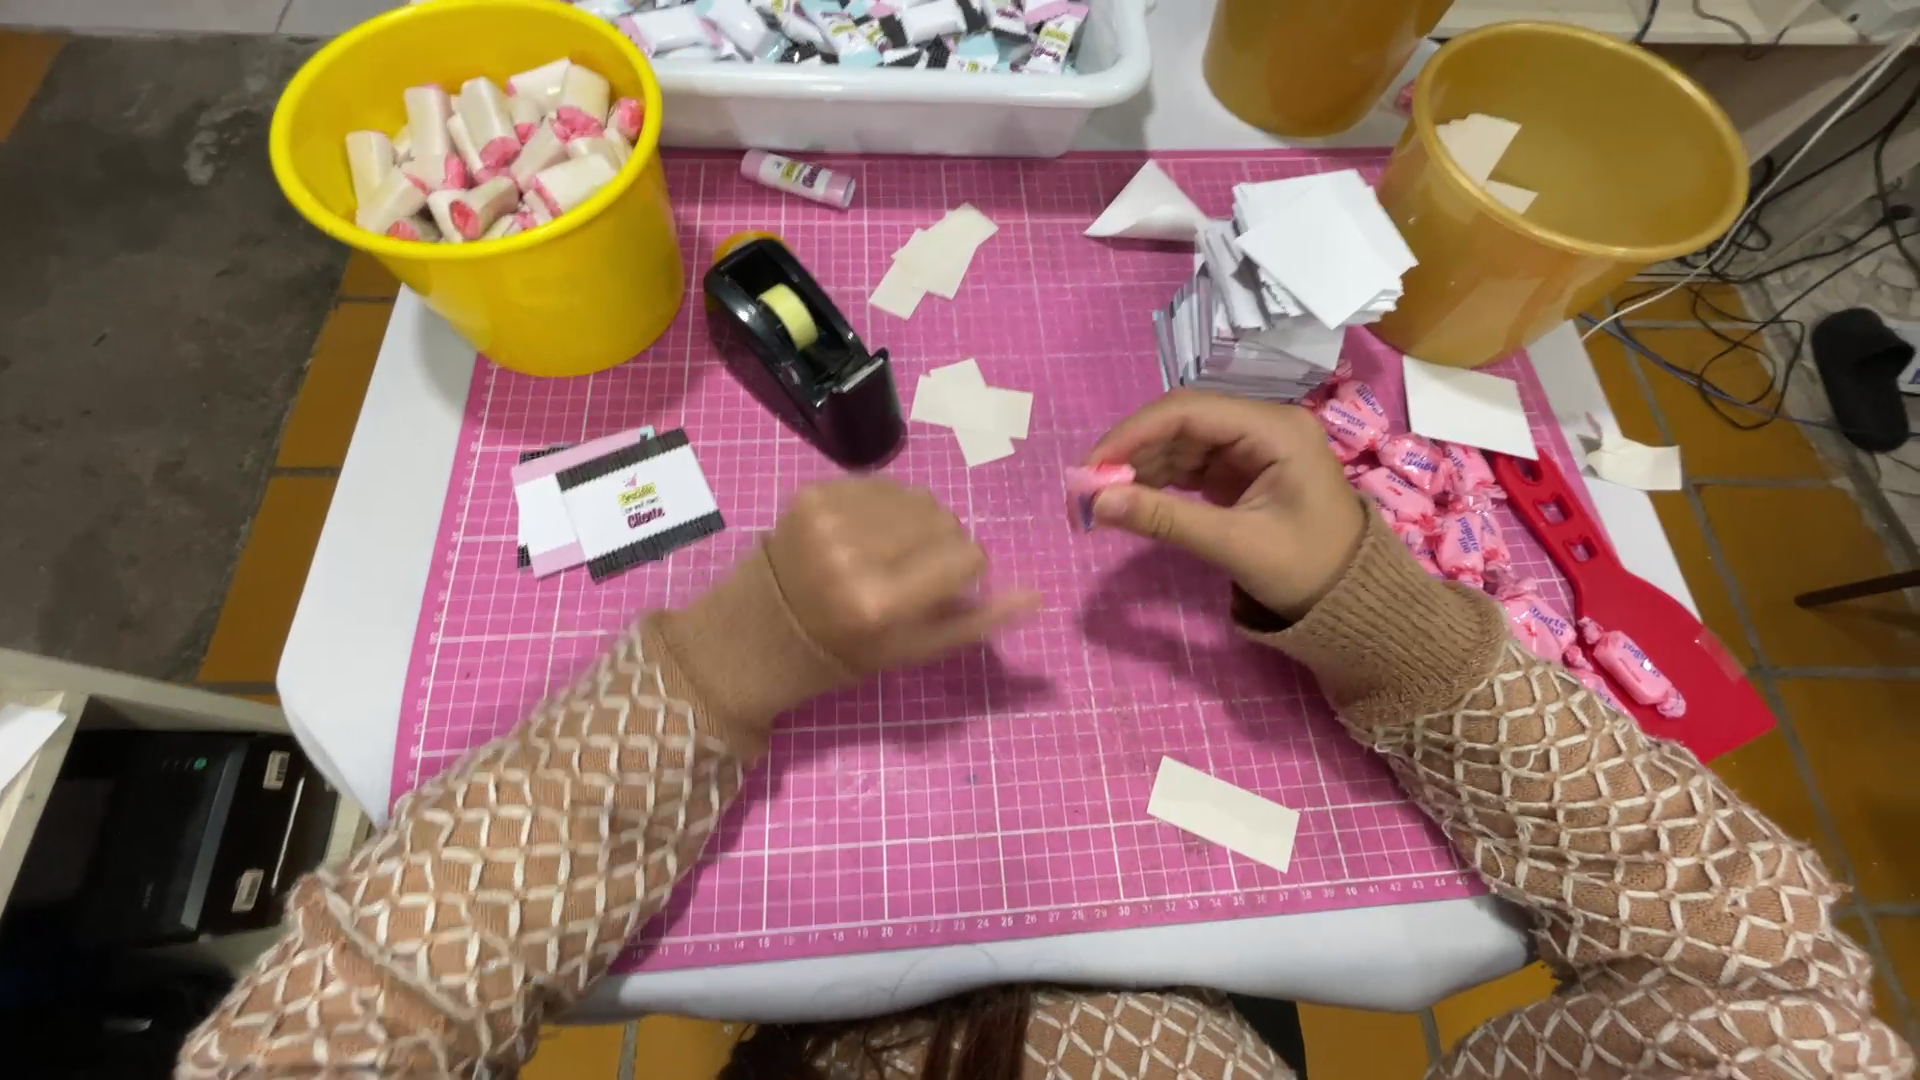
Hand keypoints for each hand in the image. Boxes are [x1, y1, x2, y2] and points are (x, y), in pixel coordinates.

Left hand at [766, 479, 1038, 678]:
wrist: (761, 628)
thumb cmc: (846, 650)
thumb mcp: (913, 650)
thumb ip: (977, 622)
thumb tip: (1037, 596)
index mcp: (883, 601)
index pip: (968, 556)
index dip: (965, 570)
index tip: (941, 585)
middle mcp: (856, 552)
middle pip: (945, 519)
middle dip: (941, 544)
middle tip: (912, 570)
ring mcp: (829, 517)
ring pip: (917, 497)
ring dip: (915, 522)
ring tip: (886, 550)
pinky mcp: (812, 492)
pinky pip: (881, 485)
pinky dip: (883, 508)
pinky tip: (861, 533)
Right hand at [1085, 390, 1366, 620]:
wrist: (1352, 603)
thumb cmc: (1307, 570)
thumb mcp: (1234, 544)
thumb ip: (1164, 519)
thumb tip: (1096, 503)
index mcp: (1274, 429)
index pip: (1188, 411)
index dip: (1133, 434)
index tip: (1091, 466)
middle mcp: (1260, 426)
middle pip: (1179, 423)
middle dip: (1130, 452)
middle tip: (1086, 487)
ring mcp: (1249, 448)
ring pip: (1178, 444)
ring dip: (1137, 467)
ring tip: (1099, 498)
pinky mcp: (1239, 471)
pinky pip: (1186, 466)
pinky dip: (1155, 481)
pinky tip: (1128, 498)